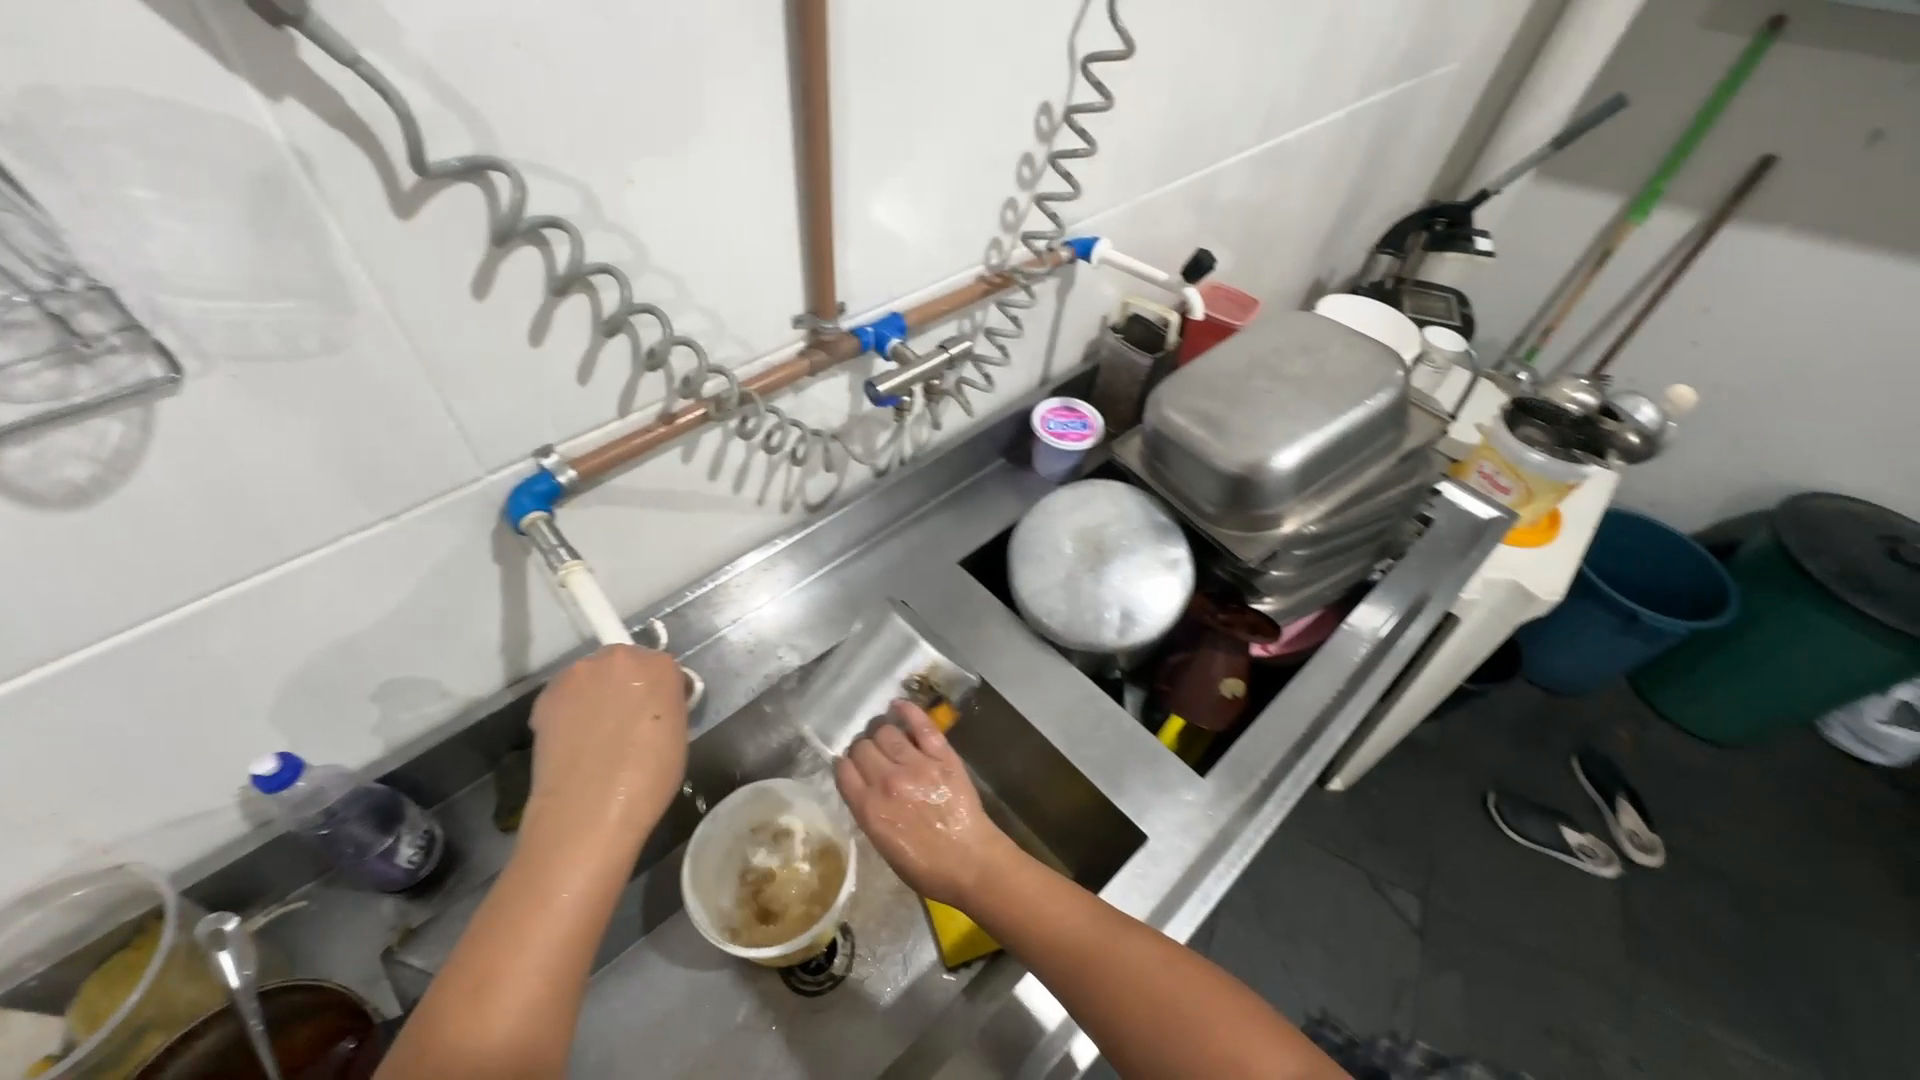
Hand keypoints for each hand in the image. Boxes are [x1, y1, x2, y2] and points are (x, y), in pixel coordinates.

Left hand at [525, 645, 688, 844]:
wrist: (589, 809)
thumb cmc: (648, 778)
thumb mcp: (678, 735)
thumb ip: (667, 705)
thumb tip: (651, 706)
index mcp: (659, 666)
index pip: (664, 668)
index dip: (662, 692)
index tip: (660, 715)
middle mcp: (617, 659)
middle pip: (624, 663)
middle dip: (626, 685)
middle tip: (627, 721)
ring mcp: (576, 675)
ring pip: (592, 678)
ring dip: (596, 695)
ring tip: (597, 734)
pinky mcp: (545, 696)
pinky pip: (566, 696)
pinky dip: (571, 711)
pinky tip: (575, 741)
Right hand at [835, 701, 1018, 908]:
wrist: (971, 863)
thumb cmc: (925, 867)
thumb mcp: (883, 846)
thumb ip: (869, 812)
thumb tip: (862, 787)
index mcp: (869, 809)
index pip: (843, 770)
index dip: (845, 765)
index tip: (851, 766)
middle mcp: (887, 781)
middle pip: (862, 747)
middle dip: (862, 748)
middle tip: (872, 755)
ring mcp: (916, 765)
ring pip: (885, 731)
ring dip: (882, 732)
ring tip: (887, 737)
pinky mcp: (942, 756)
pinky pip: (921, 725)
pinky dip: (907, 711)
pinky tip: (898, 706)